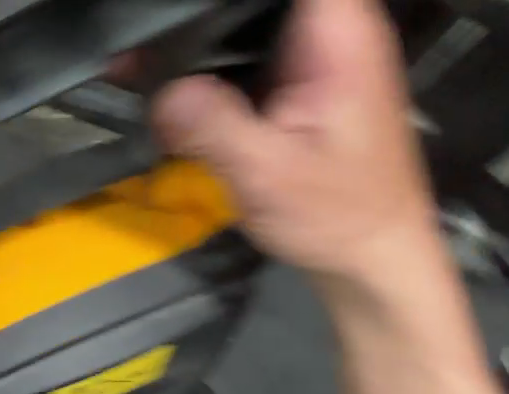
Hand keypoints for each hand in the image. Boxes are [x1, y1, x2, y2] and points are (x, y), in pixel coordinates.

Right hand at [150, 0, 434, 286]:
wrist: (367, 253)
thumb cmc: (334, 213)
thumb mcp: (266, 174)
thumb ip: (215, 128)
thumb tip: (164, 94)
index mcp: (336, 36)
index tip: (175, 16)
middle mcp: (329, 34)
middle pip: (255, 6)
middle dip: (201, 20)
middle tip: (141, 46)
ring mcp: (313, 60)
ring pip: (247, 26)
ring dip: (199, 47)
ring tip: (142, 66)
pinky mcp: (295, 86)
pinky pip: (246, 61)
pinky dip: (208, 73)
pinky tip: (172, 96)